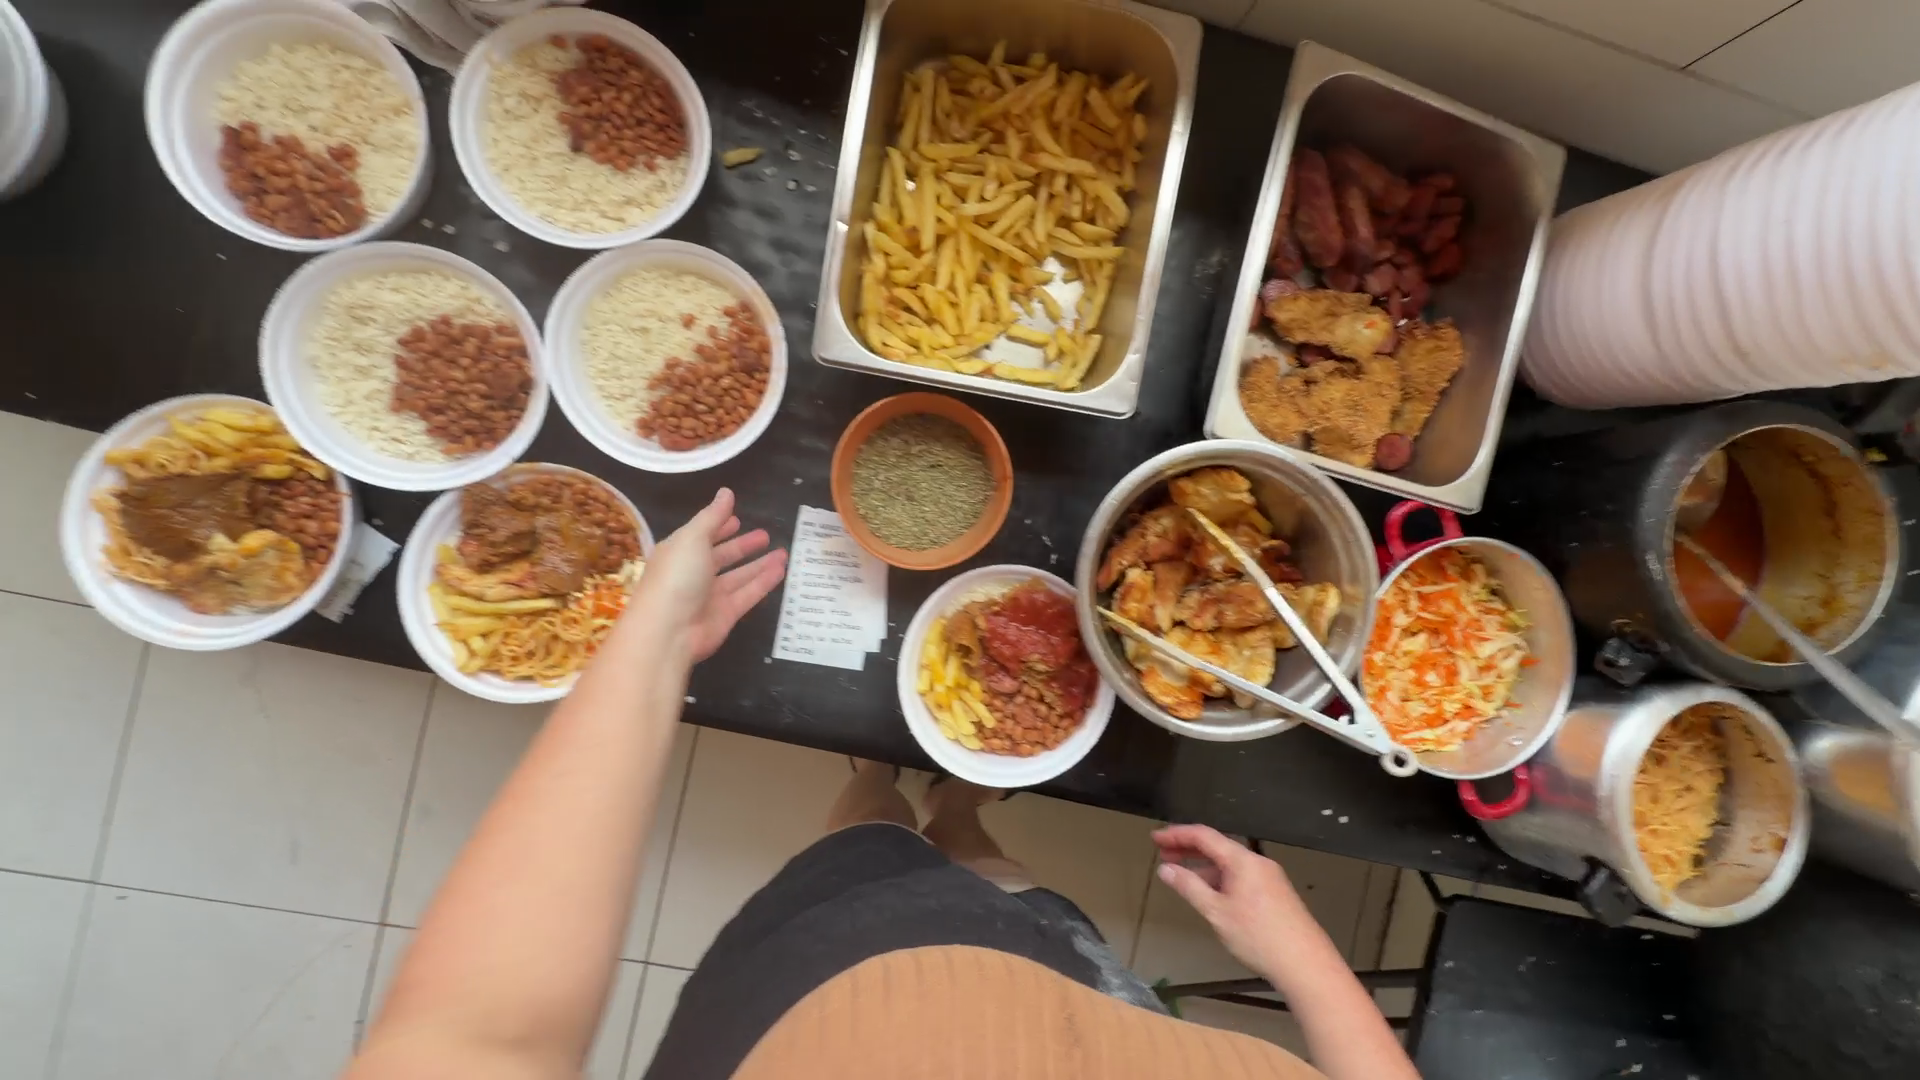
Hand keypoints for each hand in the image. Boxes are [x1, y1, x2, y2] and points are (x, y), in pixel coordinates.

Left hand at [631, 488, 786, 661]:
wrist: (668, 632)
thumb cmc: (676, 577)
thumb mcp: (692, 538)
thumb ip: (713, 516)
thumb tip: (726, 491)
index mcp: (679, 552)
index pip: (702, 535)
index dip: (719, 526)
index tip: (737, 518)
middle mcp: (694, 573)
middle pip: (722, 557)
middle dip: (742, 546)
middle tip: (765, 535)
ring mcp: (710, 596)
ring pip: (739, 576)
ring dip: (760, 564)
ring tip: (784, 552)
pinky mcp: (726, 614)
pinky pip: (749, 594)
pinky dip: (764, 582)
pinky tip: (781, 570)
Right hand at [1152, 824, 1320, 978]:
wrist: (1308, 967)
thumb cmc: (1259, 937)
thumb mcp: (1216, 912)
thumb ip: (1189, 887)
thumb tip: (1165, 869)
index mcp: (1242, 860)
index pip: (1203, 835)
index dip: (1177, 834)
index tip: (1155, 839)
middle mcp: (1257, 862)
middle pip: (1218, 846)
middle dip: (1188, 849)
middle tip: (1164, 855)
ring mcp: (1270, 878)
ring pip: (1230, 864)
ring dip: (1204, 867)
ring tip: (1183, 878)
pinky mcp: (1277, 895)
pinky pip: (1242, 877)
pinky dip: (1221, 879)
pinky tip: (1212, 896)